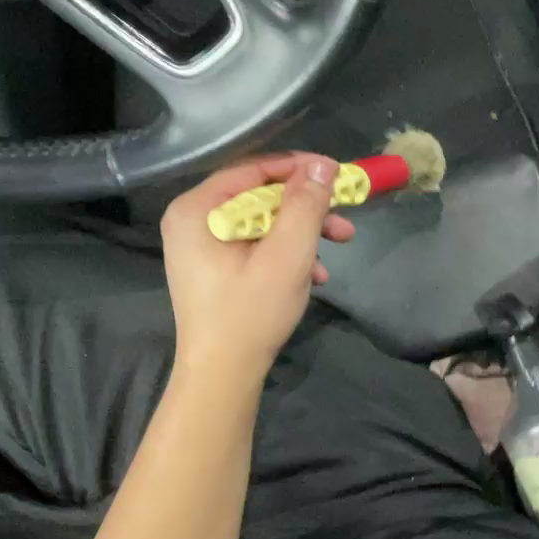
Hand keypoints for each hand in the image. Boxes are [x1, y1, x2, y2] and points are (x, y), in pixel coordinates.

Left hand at [160, 153, 355, 379]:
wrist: (223, 373)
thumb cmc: (251, 312)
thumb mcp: (288, 255)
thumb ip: (306, 206)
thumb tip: (323, 165)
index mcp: (197, 209)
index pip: (253, 169)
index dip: (300, 168)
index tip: (339, 175)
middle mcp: (193, 219)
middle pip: (260, 195)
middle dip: (308, 207)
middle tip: (345, 219)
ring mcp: (202, 244)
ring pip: (263, 221)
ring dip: (304, 231)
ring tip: (339, 246)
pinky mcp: (215, 266)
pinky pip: (257, 243)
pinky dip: (288, 252)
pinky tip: (315, 274)